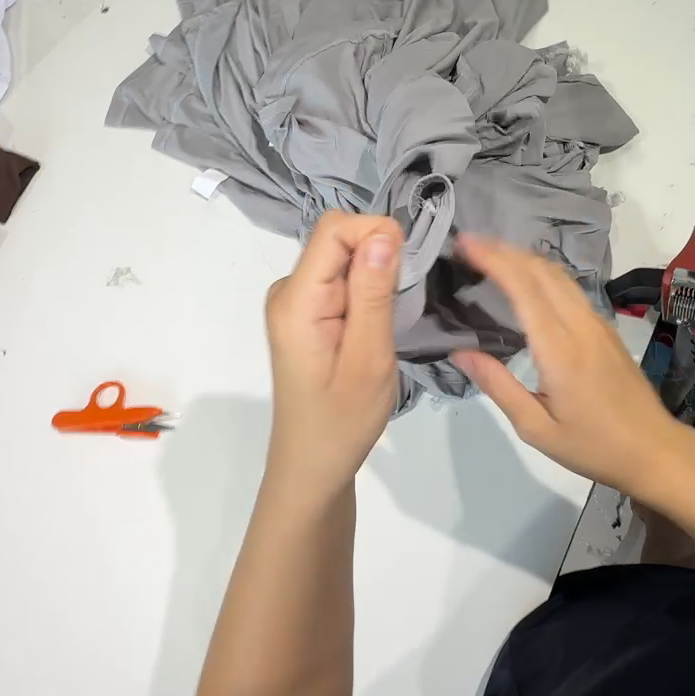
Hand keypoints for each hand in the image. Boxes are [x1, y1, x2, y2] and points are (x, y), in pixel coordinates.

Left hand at [263, 211, 402, 496]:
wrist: (314, 466)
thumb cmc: (343, 420)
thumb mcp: (369, 358)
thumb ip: (374, 293)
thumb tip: (385, 232)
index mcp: (297, 300)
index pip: (334, 229)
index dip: (375, 232)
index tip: (406, 268)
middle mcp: (288, 291)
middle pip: (338, 239)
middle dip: (377, 255)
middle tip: (399, 304)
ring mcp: (295, 301)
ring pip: (343, 258)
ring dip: (374, 276)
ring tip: (387, 321)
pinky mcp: (307, 313)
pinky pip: (341, 278)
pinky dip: (366, 289)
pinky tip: (374, 326)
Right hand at [450, 234, 694, 494]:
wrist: (654, 449)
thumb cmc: (593, 445)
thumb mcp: (536, 427)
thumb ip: (498, 385)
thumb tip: (460, 352)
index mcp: (559, 348)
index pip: (522, 287)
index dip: (493, 259)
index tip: (465, 244)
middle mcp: (579, 324)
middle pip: (540, 271)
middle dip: (503, 250)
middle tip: (469, 244)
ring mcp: (597, 323)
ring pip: (558, 275)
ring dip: (524, 258)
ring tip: (492, 254)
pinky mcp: (606, 329)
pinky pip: (570, 288)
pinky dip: (542, 273)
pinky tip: (528, 280)